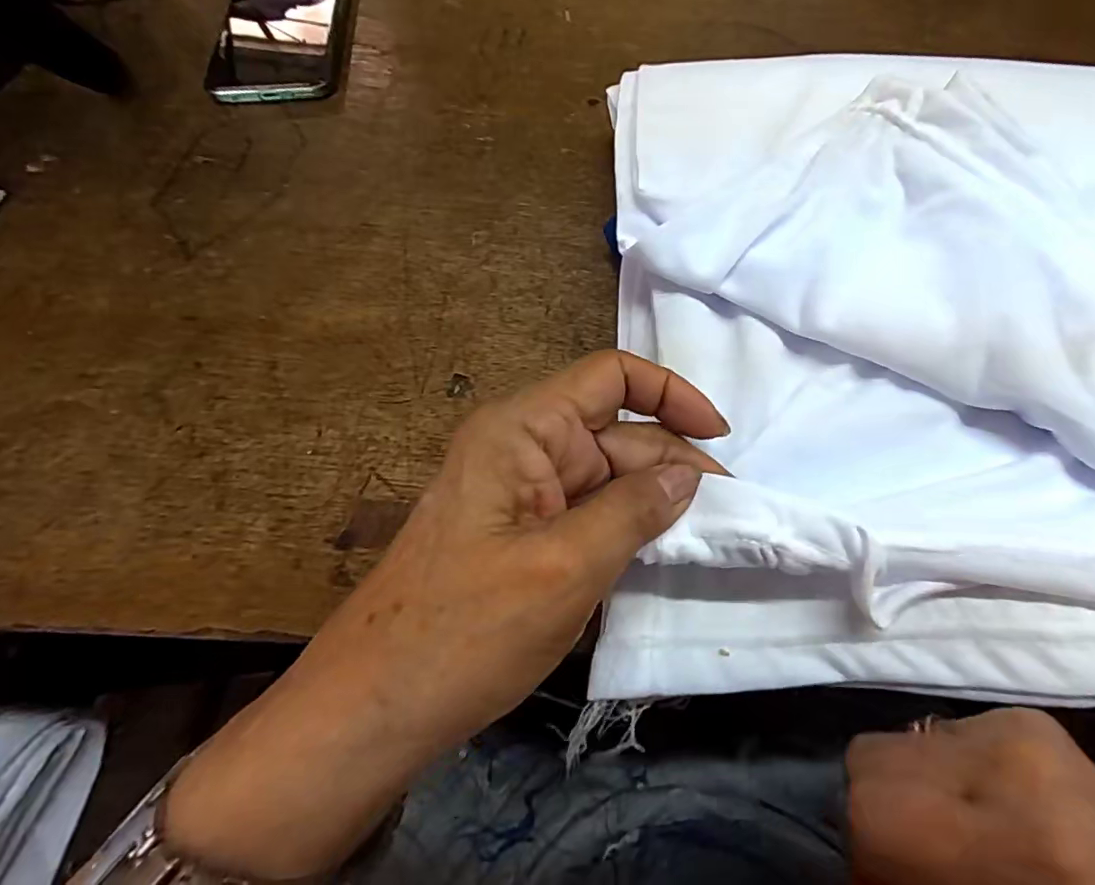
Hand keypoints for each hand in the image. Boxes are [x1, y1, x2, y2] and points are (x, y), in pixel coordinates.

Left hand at [165, 351, 727, 878]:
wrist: (369, 718)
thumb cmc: (464, 631)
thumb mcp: (566, 566)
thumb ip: (636, 510)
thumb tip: (691, 477)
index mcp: (523, 431)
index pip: (611, 377)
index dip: (671, 392)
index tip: (718, 436)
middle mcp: (526, 450)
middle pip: (620, 434)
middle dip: (673, 465)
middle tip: (725, 512)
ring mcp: (526, 495)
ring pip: (612, 478)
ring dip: (656, 502)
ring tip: (704, 536)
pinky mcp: (529, 535)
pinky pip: (594, 514)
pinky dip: (631, 529)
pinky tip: (662, 553)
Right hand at [847, 709, 1094, 884]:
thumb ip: (898, 872)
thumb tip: (855, 846)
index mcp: (1000, 840)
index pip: (861, 801)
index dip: (854, 845)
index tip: (874, 873)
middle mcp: (1006, 758)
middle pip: (873, 754)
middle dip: (878, 810)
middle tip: (911, 857)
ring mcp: (1024, 725)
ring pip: (906, 737)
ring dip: (915, 787)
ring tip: (958, 833)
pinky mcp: (1037, 715)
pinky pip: (951, 732)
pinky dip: (950, 771)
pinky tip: (990, 809)